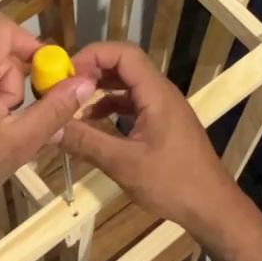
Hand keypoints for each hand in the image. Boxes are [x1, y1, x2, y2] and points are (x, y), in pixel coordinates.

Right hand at [57, 41, 249, 241]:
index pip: (123, 53)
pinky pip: (133, 104)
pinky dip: (110, 108)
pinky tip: (92, 124)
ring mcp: (163, 108)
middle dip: (91, 72)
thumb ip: (86, 141)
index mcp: (156, 93)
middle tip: (61, 89)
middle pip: (123, 65)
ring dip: (99, 90)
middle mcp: (161, 93)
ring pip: (127, 85)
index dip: (92, 56)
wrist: (212, 207)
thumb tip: (49, 127)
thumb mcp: (123, 163)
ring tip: (70, 106)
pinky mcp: (163, 124)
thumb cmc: (173, 183)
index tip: (64, 75)